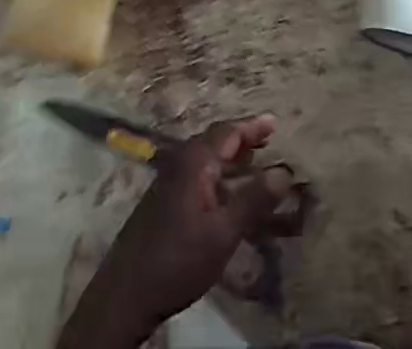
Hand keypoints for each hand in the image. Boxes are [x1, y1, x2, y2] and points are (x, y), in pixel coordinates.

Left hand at [58, 116, 293, 348]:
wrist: (128, 290)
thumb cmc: (179, 258)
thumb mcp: (223, 232)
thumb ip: (253, 201)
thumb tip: (284, 171)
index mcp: (194, 162)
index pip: (227, 132)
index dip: (251, 127)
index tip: (274, 122)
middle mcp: (180, 164)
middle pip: (215, 142)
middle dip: (242, 140)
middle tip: (268, 141)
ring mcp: (170, 182)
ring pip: (207, 161)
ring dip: (232, 160)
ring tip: (256, 165)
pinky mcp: (166, 201)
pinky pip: (200, 178)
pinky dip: (220, 178)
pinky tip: (230, 196)